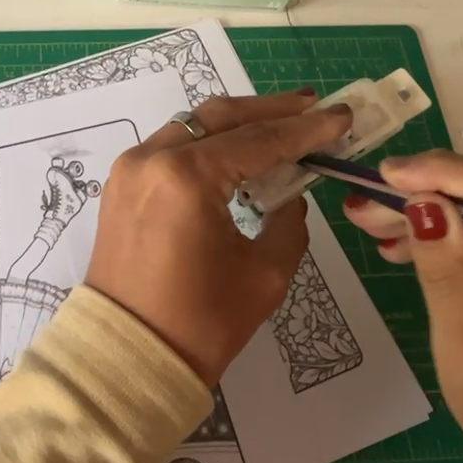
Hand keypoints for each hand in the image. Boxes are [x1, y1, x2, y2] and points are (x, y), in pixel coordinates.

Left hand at [85, 91, 351, 384]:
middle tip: (314, 106)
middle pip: (220, 116)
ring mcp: (130, 167)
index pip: (259, 141)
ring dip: (238, 122)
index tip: (341, 115)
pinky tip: (238, 150)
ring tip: (283, 122)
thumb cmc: (200, 324)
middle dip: (271, 110)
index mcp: (186, 177)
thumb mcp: (264, 274)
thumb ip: (288, 222)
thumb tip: (290, 193)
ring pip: (192, 125)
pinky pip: (171, 147)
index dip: (306, 128)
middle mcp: (152, 158)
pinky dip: (206, 142)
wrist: (128, 355)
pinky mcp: (121, 182)